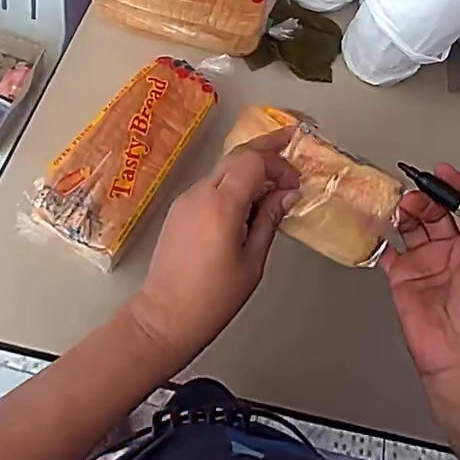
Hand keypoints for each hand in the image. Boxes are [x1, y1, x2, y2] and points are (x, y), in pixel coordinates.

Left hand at [124, 127, 300, 367]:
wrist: (164, 317)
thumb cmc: (212, 298)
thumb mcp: (252, 261)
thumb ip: (269, 221)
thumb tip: (287, 195)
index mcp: (222, 206)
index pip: (253, 161)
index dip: (278, 166)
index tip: (295, 185)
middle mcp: (201, 194)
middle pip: (237, 155)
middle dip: (266, 149)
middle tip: (291, 142)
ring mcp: (186, 199)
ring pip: (224, 168)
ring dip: (250, 169)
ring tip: (274, 184)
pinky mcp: (179, 208)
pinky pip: (211, 185)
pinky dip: (233, 184)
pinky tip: (247, 203)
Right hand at [381, 164, 459, 415]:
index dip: (454, 187)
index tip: (442, 171)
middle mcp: (452, 255)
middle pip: (435, 214)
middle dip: (425, 197)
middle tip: (416, 191)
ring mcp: (427, 266)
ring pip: (412, 227)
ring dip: (406, 212)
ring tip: (401, 206)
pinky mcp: (404, 279)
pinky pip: (389, 252)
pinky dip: (381, 237)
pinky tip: (378, 224)